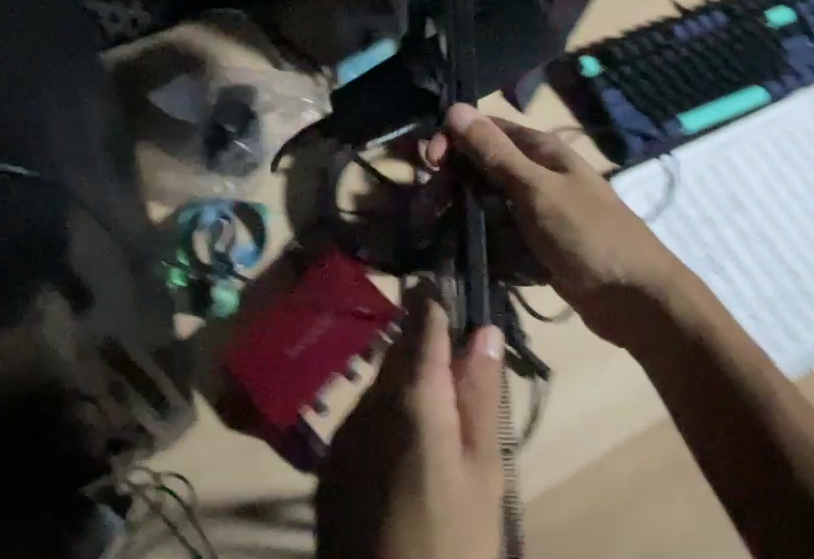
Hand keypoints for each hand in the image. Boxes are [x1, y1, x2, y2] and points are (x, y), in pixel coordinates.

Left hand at [315, 301, 505, 558]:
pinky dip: (385, 420)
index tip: (446, 280)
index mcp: (411, 400)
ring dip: (405, 386)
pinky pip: (362, 422)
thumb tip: (485, 331)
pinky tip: (406, 454)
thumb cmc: (454, 546)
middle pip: (398, 356)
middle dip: (424, 347)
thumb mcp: (484, 475)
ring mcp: (342, 437)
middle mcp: (367, 405)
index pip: (422, 326)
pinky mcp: (328, 469)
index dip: (436, 302)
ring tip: (439, 417)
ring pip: (379, 389)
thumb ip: (480, 398)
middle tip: (456, 358)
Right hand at [428, 104, 687, 347]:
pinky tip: (462, 257)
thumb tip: (455, 108)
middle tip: (427, 210)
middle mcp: (537, 176)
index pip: (485, 131)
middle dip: (451, 184)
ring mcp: (538, 213)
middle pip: (481, 169)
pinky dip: (481, 244)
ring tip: (437, 236)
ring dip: (461, 216)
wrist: (637, 301)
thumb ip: (495, 153)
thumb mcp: (537, 190)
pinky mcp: (537, 247)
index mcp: (541, 152)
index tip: (428, 166)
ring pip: (486, 205)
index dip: (453, 141)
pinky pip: (499, 237)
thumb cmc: (589, 236)